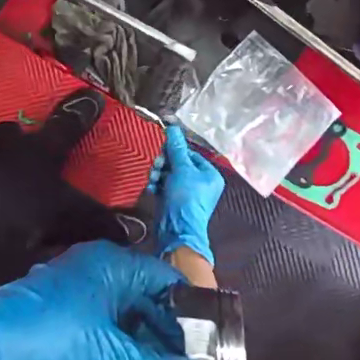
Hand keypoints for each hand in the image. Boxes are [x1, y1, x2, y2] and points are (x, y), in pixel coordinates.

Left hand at [0, 241, 213, 359]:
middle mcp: (98, 270)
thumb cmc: (52, 347)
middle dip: (169, 334)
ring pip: (125, 316)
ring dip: (145, 345)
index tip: (211, 343)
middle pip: (147, 299)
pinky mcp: (63, 317)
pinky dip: (122, 348)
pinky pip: (104, 328)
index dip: (191, 312)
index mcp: (113, 265)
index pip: (168, 281)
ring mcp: (78, 292)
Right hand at [152, 125, 224, 265]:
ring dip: (158, 174)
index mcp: (210, 174)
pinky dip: (156, 185)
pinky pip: (164, 187)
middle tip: (155, 165)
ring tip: (151, 177)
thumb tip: (172, 127)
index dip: (176, 150)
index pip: (190, 154)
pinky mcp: (173, 202)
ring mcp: (187, 194)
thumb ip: (176, 149)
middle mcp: (201, 183)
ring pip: (169, 175)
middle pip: (179, 164)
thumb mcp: (182, 170)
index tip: (161, 148)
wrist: (177, 232)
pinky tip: (149, 186)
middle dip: (164, 163)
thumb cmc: (186, 198)